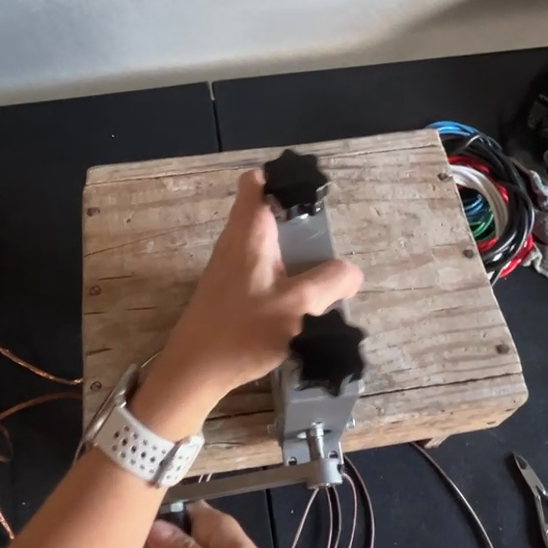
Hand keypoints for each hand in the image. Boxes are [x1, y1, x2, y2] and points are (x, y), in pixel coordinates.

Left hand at [133, 170, 363, 437]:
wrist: (195, 369)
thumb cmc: (242, 330)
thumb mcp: (297, 307)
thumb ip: (329, 283)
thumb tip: (351, 272)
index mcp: (250, 230)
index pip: (256, 180)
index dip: (282, 179)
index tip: (309, 196)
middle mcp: (236, 239)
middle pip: (267, 211)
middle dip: (298, 222)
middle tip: (325, 243)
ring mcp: (229, 263)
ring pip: (266, 241)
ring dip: (292, 252)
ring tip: (320, 275)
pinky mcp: (228, 286)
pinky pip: (261, 265)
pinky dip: (281, 273)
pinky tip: (298, 300)